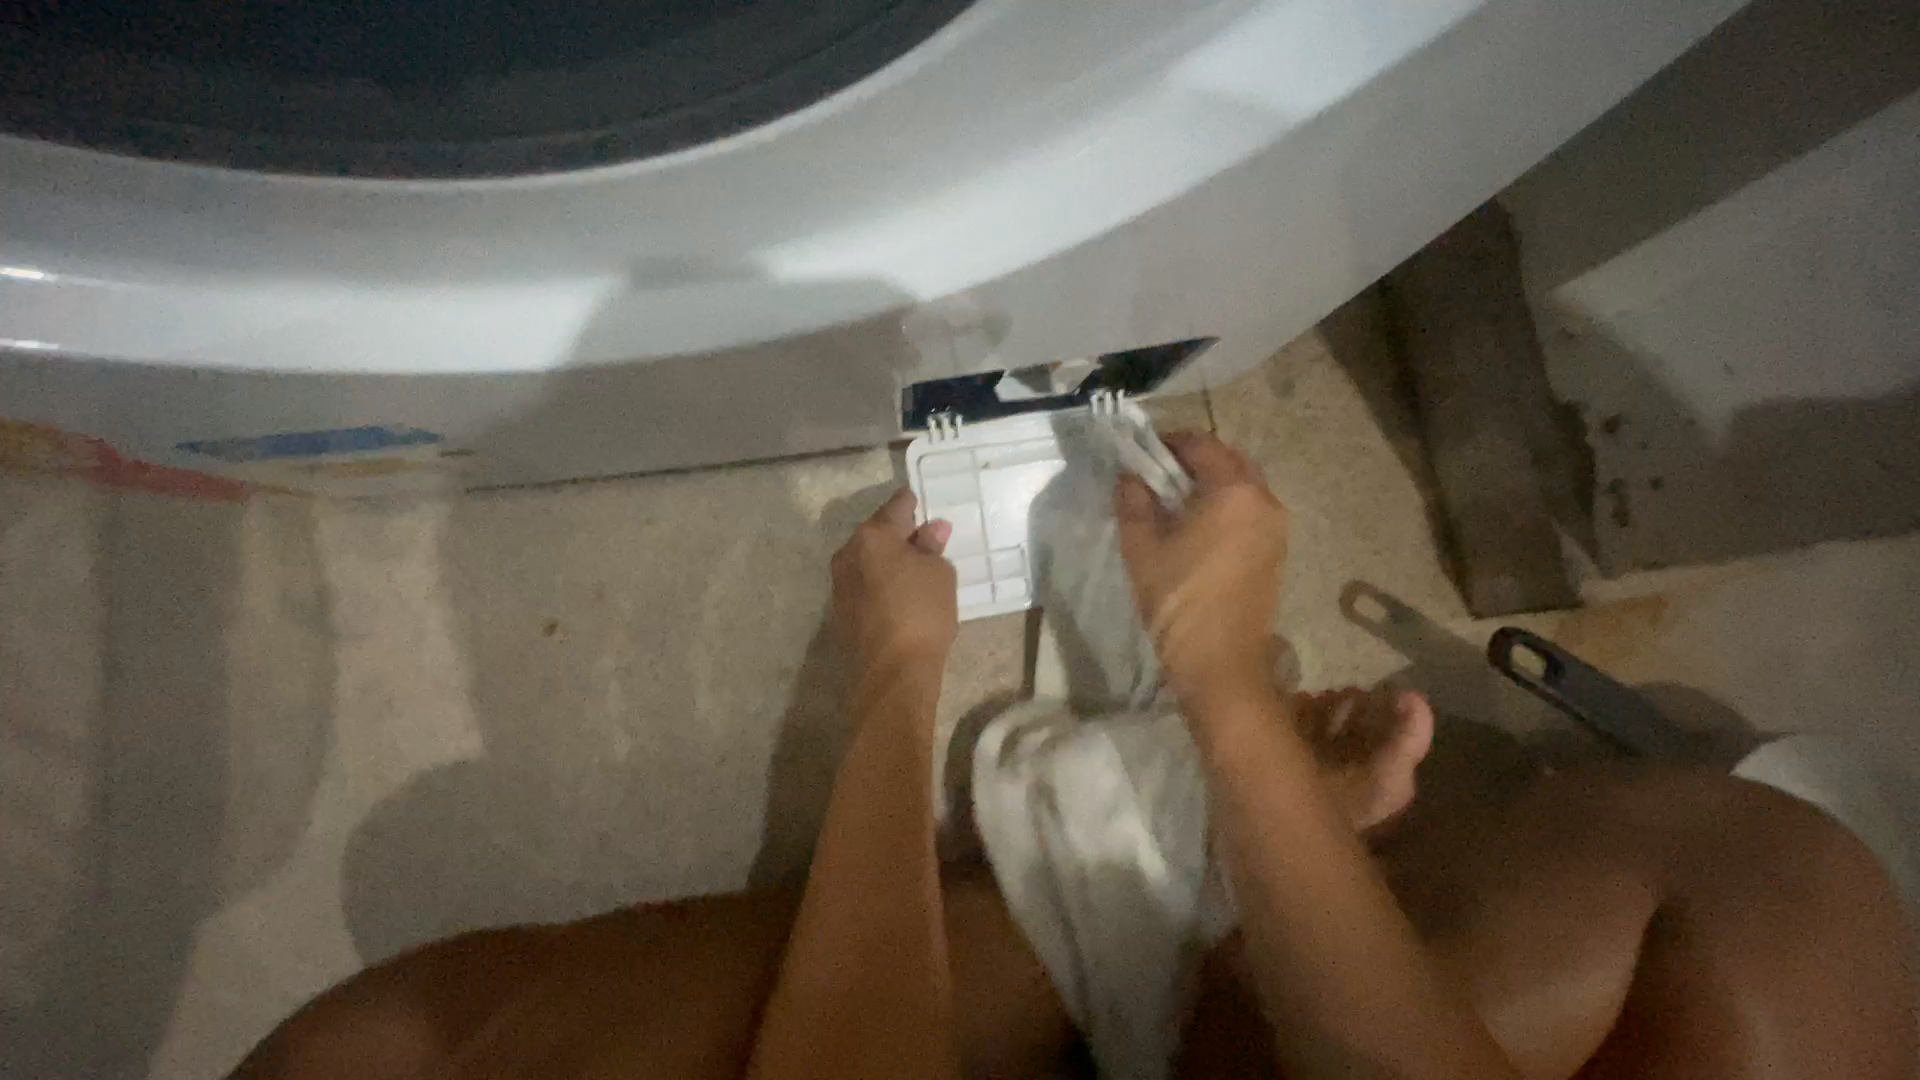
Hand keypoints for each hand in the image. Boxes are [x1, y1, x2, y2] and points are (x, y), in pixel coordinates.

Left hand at [831, 488, 958, 675]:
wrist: (892, 673)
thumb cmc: (922, 613)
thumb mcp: (939, 574)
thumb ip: (932, 547)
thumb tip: (931, 529)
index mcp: (872, 536)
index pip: (895, 507)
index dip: (912, 504)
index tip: (923, 503)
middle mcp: (848, 554)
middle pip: (876, 533)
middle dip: (898, 534)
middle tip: (924, 540)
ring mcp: (839, 585)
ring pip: (867, 561)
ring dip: (887, 561)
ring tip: (914, 570)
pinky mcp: (840, 613)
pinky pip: (864, 585)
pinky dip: (880, 583)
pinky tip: (899, 595)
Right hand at [1115, 432, 1287, 706]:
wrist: (1220, 663)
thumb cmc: (1177, 601)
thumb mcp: (1141, 548)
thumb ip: (1133, 502)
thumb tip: (1130, 477)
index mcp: (1233, 491)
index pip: (1201, 445)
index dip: (1169, 443)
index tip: (1141, 454)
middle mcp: (1264, 500)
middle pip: (1229, 460)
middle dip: (1194, 460)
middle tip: (1157, 474)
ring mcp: (1276, 527)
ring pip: (1243, 485)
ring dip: (1212, 483)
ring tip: (1174, 501)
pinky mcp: (1277, 551)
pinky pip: (1251, 511)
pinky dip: (1226, 506)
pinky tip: (1198, 527)